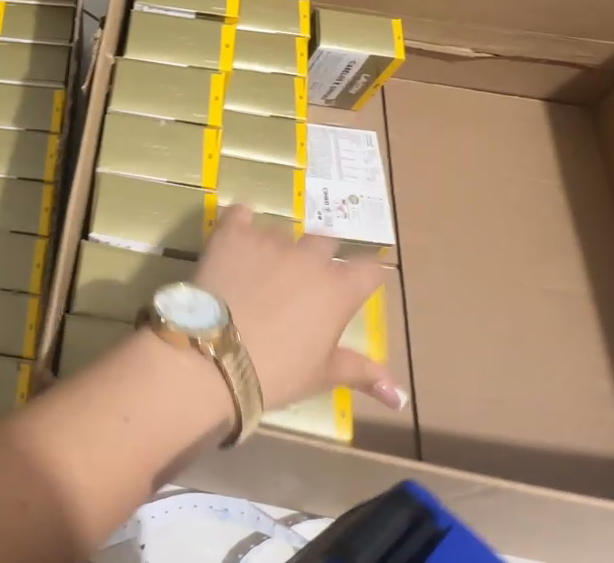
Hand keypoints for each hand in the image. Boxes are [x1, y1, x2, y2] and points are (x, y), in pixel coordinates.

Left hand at [192, 206, 405, 411]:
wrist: (213, 354)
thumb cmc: (275, 371)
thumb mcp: (321, 375)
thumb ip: (361, 372)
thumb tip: (400, 397)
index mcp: (338, 289)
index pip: (368, 269)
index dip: (363, 276)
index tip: (355, 286)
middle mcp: (308, 257)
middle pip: (325, 242)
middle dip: (319, 257)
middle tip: (302, 281)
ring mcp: (269, 241)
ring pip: (282, 232)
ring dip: (278, 247)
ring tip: (261, 270)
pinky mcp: (232, 234)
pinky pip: (240, 215)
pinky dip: (240, 223)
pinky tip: (236, 235)